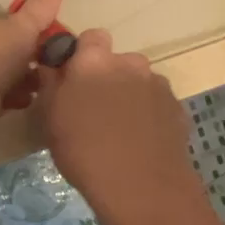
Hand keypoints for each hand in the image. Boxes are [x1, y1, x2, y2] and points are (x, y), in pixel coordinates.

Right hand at [33, 30, 210, 224]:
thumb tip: (49, 67)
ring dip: (127, 96)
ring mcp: (157, 84)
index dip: (80, 56)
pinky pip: (154, 102)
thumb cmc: (84, 152)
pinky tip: (137, 142)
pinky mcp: (176, 106)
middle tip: (92, 111)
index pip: (89, 37)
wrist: (140, 187)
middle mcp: (129, 63)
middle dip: (105, 78)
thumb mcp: (51, 121)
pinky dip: (146, 114)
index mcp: (94, 61)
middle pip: (115, 61)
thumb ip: (49, 87)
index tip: (71, 81)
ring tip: (117, 131)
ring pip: (137, 82)